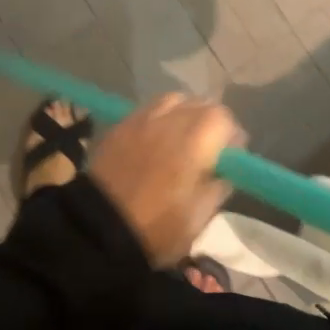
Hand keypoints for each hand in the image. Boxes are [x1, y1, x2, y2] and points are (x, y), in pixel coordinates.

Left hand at [87, 94, 243, 265]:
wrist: (98, 228)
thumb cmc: (155, 228)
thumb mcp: (198, 218)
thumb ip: (217, 188)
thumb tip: (223, 172)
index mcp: (195, 141)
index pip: (223, 118)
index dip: (231, 135)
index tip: (231, 156)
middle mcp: (170, 120)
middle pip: (200, 103)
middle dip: (211, 121)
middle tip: (209, 148)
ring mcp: (142, 118)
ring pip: (174, 100)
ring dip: (185, 114)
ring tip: (182, 137)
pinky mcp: (120, 125)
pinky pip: (148, 109)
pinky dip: (159, 118)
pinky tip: (155, 139)